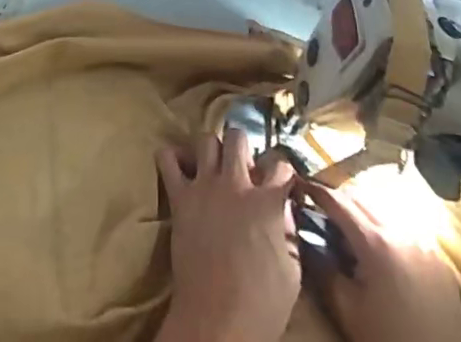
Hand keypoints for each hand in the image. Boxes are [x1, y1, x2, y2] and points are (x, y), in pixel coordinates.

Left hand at [154, 127, 300, 341]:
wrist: (215, 322)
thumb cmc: (260, 304)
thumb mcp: (292, 270)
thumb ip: (288, 231)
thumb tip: (283, 209)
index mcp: (268, 202)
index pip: (280, 164)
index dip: (282, 172)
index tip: (280, 182)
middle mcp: (236, 184)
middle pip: (238, 137)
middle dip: (244, 147)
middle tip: (244, 169)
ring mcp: (205, 188)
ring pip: (206, 140)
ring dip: (213, 149)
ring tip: (216, 167)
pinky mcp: (180, 199)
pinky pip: (167, 160)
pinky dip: (173, 156)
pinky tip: (183, 166)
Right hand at [300, 180, 460, 341]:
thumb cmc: (386, 337)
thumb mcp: (346, 307)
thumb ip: (322, 267)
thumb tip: (304, 237)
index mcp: (375, 242)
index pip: (339, 202)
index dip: (317, 190)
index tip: (301, 184)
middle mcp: (401, 232)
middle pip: (363, 198)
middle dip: (339, 198)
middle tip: (320, 208)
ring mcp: (424, 244)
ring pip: (385, 210)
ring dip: (363, 210)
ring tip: (349, 228)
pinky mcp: (439, 260)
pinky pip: (406, 229)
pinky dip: (386, 228)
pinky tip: (381, 249)